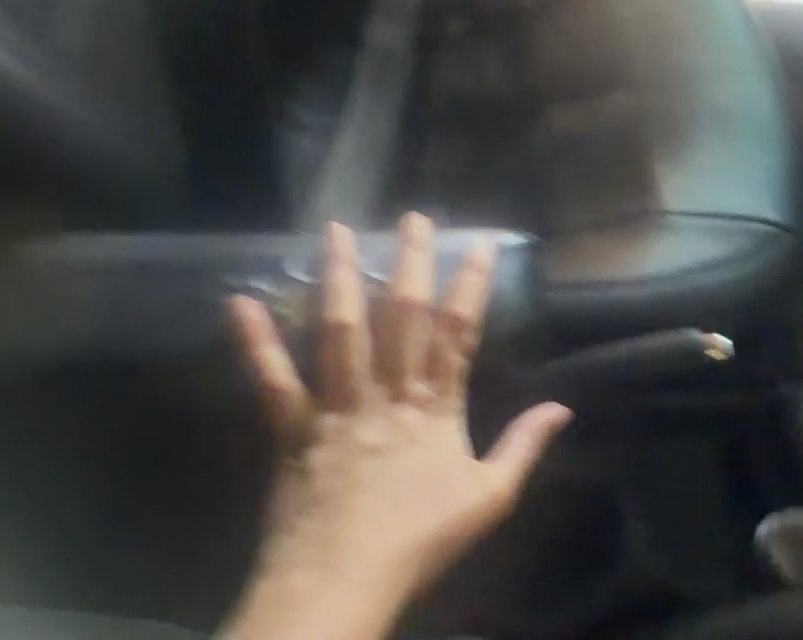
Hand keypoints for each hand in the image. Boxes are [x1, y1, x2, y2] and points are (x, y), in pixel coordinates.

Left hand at [221, 215, 572, 639]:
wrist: (339, 584)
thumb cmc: (419, 539)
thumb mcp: (489, 497)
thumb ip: (524, 445)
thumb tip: (563, 406)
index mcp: (436, 405)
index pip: (459, 331)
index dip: (471, 284)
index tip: (480, 243)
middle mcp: (387, 392)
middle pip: (402, 316)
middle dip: (410, 263)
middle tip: (411, 217)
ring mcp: (337, 406)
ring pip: (340, 331)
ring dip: (340, 278)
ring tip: (335, 231)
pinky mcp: (292, 429)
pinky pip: (273, 380)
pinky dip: (256, 342)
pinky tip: (239, 302)